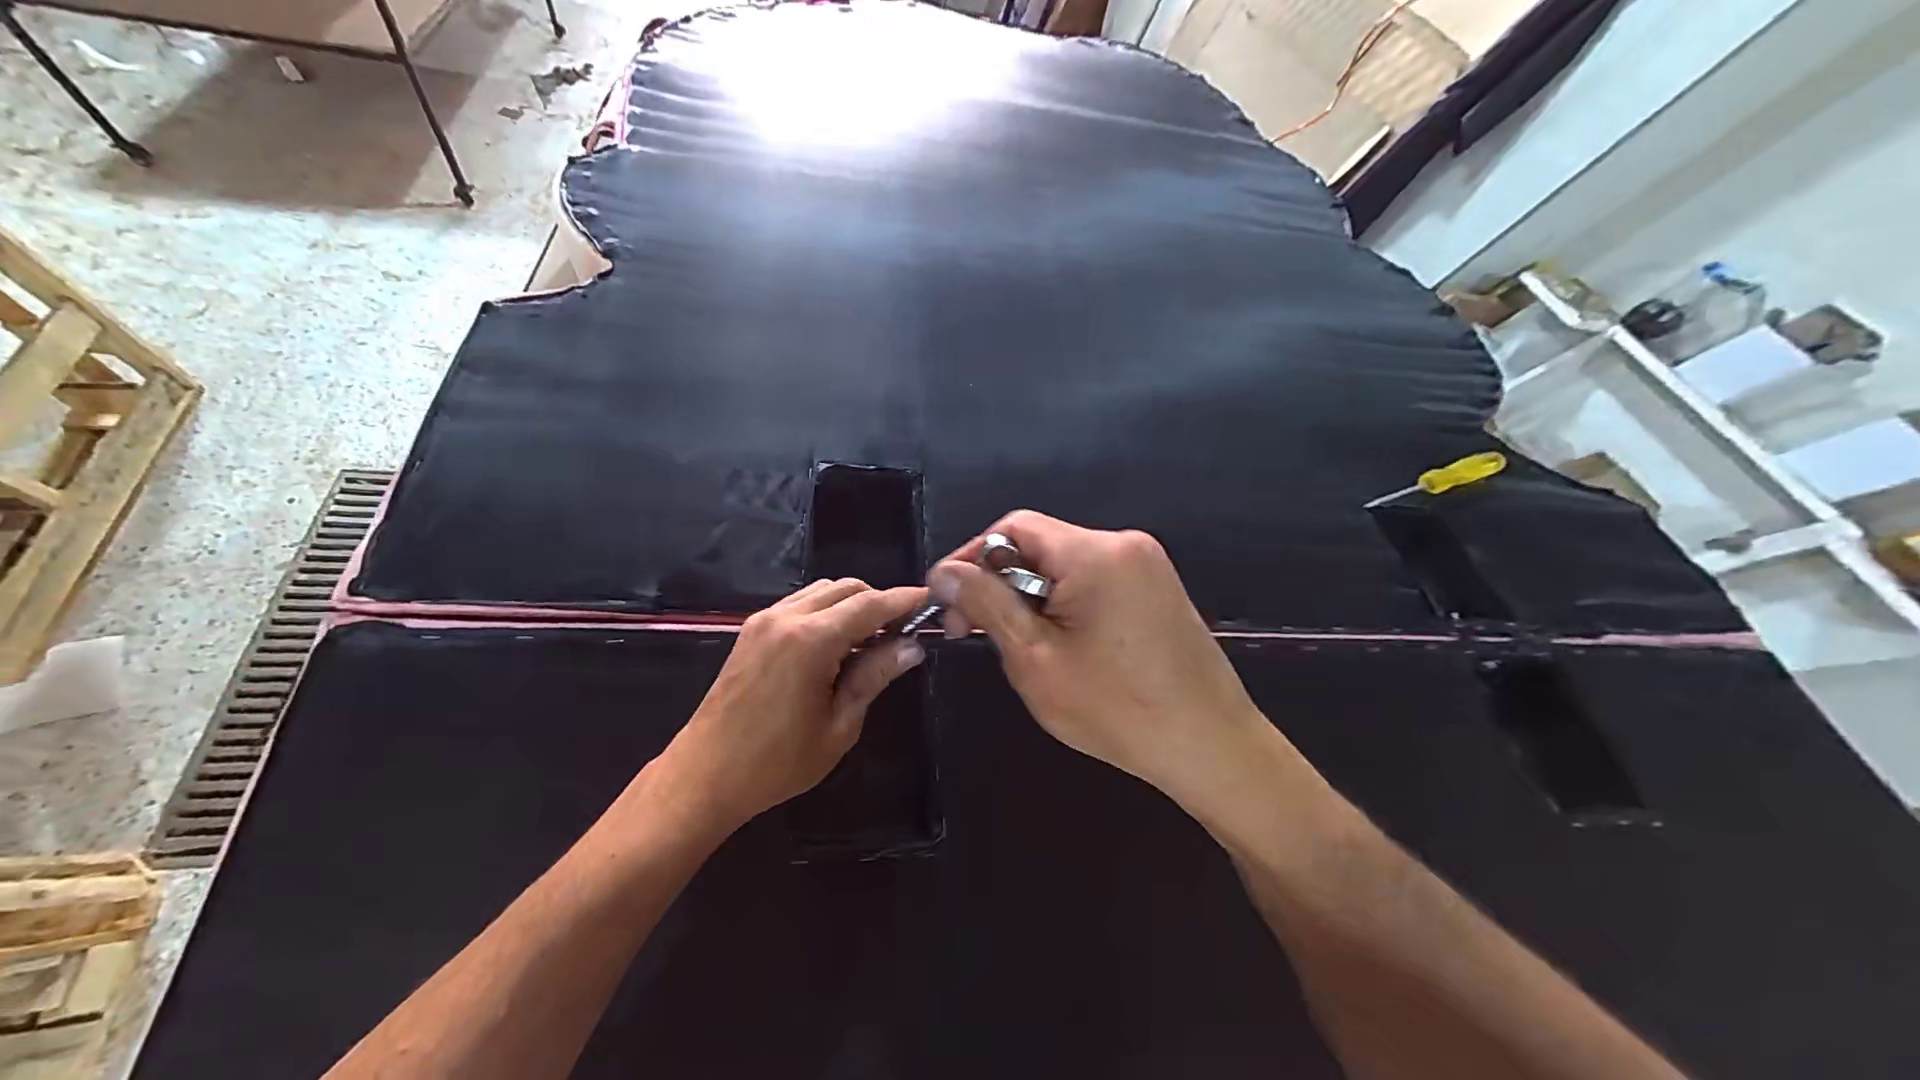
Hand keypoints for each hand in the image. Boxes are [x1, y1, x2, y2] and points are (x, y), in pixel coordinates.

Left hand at [655, 578, 926, 832]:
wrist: (706, 774)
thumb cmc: (777, 762)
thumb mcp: (839, 726)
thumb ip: (875, 676)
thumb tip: (912, 647)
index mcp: (811, 640)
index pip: (871, 605)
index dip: (904, 600)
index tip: (929, 600)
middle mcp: (787, 618)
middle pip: (847, 588)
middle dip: (879, 602)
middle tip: (901, 633)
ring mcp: (765, 620)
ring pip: (822, 591)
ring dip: (851, 604)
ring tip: (869, 641)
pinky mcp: (752, 629)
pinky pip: (800, 603)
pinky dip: (825, 611)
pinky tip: (835, 645)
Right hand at [927, 511, 1276, 807]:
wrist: (1210, 746)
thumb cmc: (1116, 710)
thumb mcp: (1035, 658)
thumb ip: (987, 604)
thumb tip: (944, 571)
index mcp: (1094, 553)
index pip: (1012, 529)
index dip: (970, 560)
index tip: (950, 607)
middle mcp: (1124, 545)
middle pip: (1039, 545)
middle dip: (1000, 584)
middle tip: (978, 635)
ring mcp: (1147, 566)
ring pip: (1064, 566)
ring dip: (1031, 598)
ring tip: (1021, 648)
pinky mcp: (1157, 589)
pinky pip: (1093, 581)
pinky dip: (1065, 604)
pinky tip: (1063, 647)